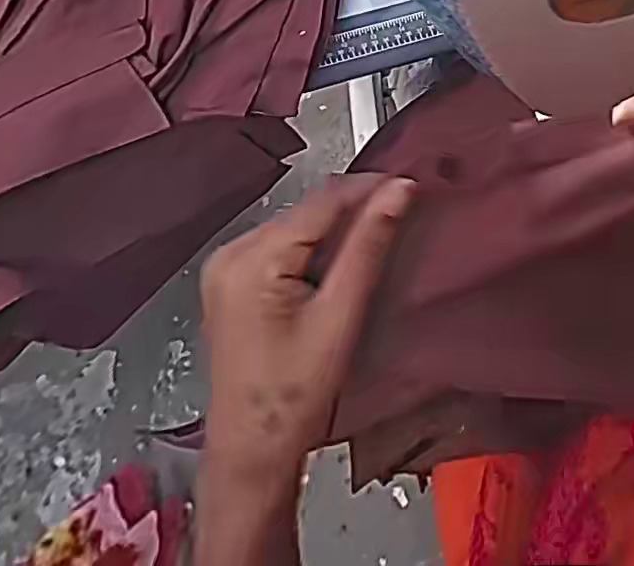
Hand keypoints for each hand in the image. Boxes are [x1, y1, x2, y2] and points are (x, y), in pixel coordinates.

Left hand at [198, 175, 414, 482]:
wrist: (253, 449)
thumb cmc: (297, 392)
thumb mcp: (341, 312)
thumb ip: (370, 243)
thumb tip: (399, 190)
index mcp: (252, 260)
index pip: (322, 202)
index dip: (368, 187)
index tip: (407, 184)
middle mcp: (231, 254)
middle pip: (308, 210)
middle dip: (355, 205)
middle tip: (399, 205)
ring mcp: (225, 265)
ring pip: (298, 222)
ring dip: (338, 222)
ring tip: (379, 227)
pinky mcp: (232, 278)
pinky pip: (284, 241)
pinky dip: (317, 241)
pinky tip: (342, 253)